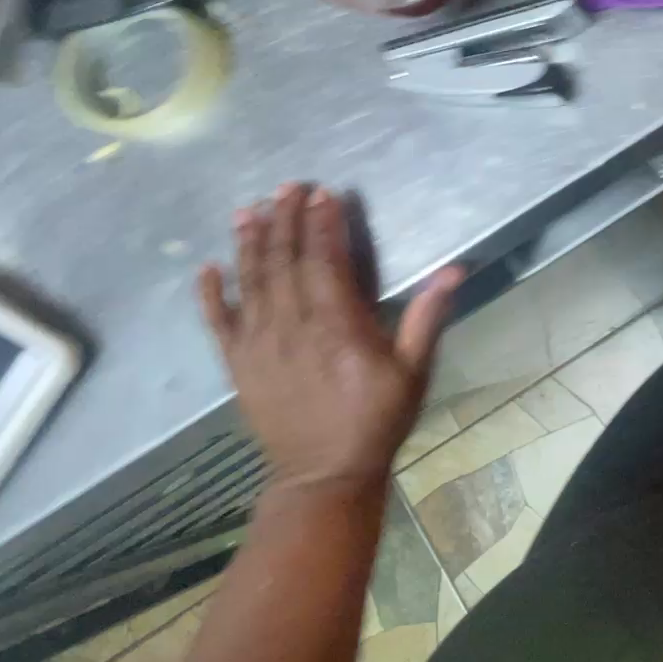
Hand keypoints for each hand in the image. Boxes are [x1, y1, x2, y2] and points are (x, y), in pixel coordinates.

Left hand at [198, 183, 461, 489]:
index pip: (325, 261)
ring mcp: (259, 345)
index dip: (324, 225)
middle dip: (287, 220)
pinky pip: (218, 322)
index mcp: (337, 325)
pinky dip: (211, 293)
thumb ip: (427, 316)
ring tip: (250, 209)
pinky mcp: (238, 365)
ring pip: (250, 282)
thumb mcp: (414, 369)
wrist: (324, 474)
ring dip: (250, 243)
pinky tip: (208, 266)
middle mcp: (292, 327)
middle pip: (284, 262)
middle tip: (289, 186)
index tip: (325, 194)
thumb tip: (454, 270)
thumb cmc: (378, 418)